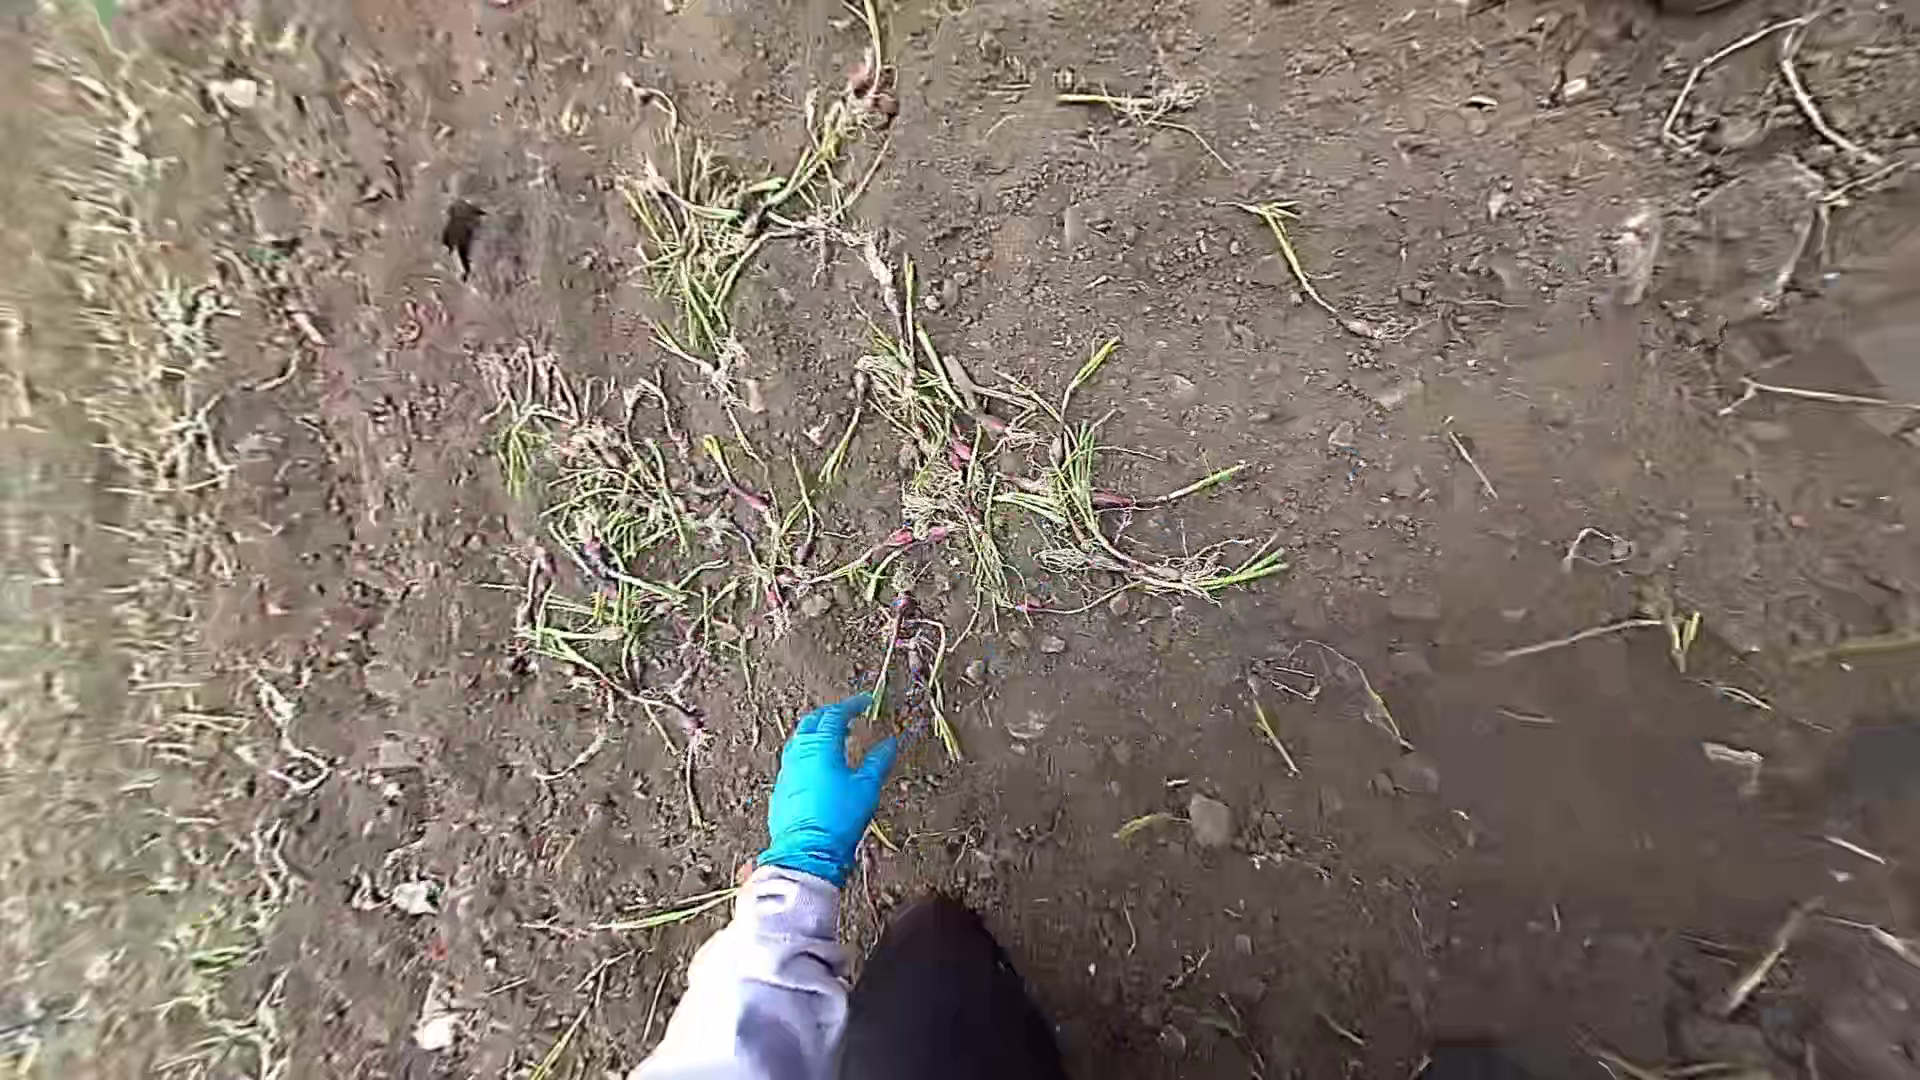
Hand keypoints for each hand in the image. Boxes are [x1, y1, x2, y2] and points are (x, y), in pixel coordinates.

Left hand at [759, 693, 897, 886]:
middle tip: (848, 715)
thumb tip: (890, 743)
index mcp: (820, 746)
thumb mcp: (866, 788)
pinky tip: (820, 766)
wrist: (805, 855)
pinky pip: (794, 760)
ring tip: (836, 739)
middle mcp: (799, 753)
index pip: (835, 715)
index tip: (866, 702)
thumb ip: (878, 761)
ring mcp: (787, 771)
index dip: (852, 705)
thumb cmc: (838, 819)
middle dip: (831, 714)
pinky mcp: (781, 789)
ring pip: (800, 740)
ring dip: (818, 732)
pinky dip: (809, 753)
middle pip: (812, 722)